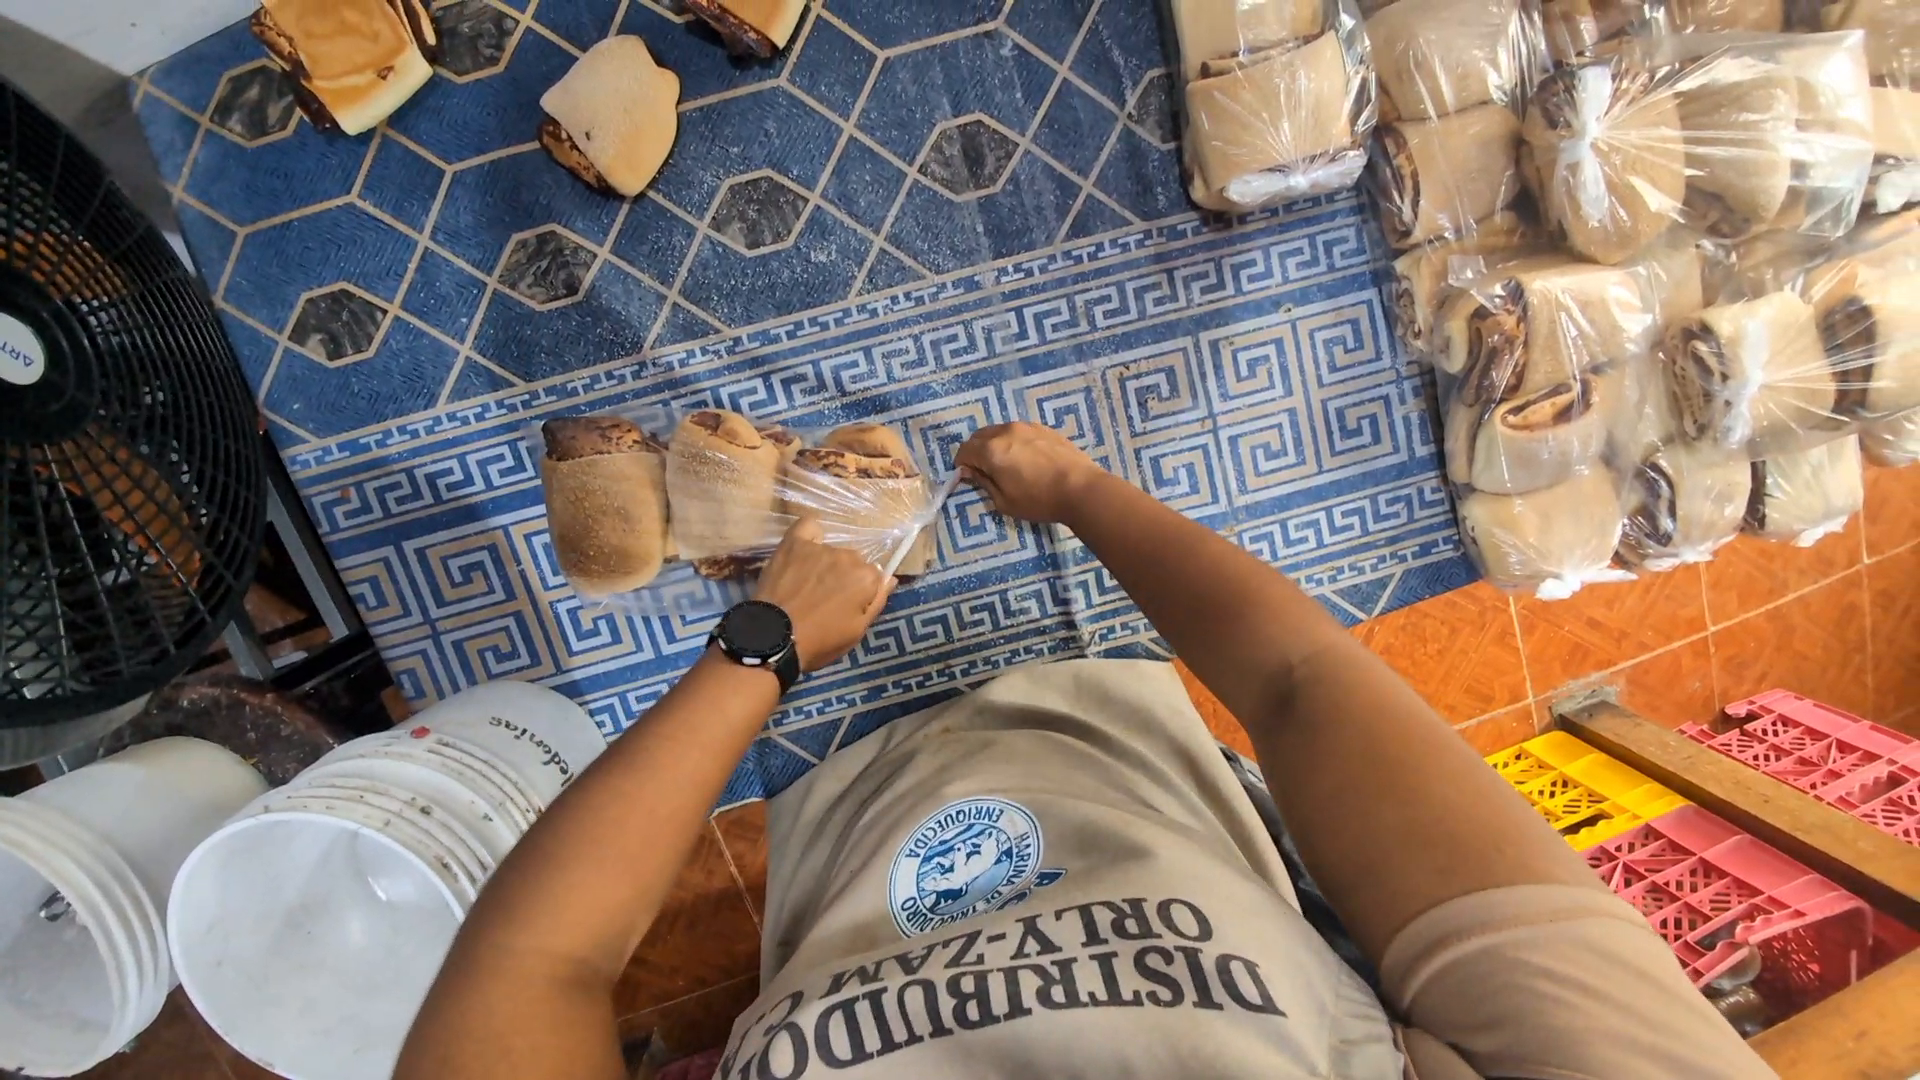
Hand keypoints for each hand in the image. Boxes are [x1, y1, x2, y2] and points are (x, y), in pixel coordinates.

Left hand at [753, 518, 892, 671]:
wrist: (774, 638)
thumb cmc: (819, 641)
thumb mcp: (856, 631)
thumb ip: (877, 602)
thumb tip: (890, 579)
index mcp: (867, 578)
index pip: (873, 578)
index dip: (861, 593)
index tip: (847, 606)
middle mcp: (848, 556)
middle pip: (853, 562)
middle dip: (844, 577)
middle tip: (826, 599)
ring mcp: (820, 547)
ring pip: (831, 550)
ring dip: (825, 563)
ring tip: (806, 584)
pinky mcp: (794, 543)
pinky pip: (808, 526)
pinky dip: (810, 534)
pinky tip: (805, 547)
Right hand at [956, 422, 1108, 524]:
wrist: (1081, 489)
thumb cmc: (1039, 500)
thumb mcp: (1004, 502)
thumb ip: (984, 483)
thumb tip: (972, 472)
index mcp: (991, 450)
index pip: (964, 450)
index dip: (962, 465)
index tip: (969, 477)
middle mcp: (1005, 431)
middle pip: (980, 436)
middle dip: (977, 452)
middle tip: (986, 471)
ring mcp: (1027, 426)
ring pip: (1000, 431)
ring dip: (996, 445)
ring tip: (1009, 465)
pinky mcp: (1044, 428)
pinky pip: (1019, 432)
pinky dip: (1015, 442)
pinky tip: (1027, 459)